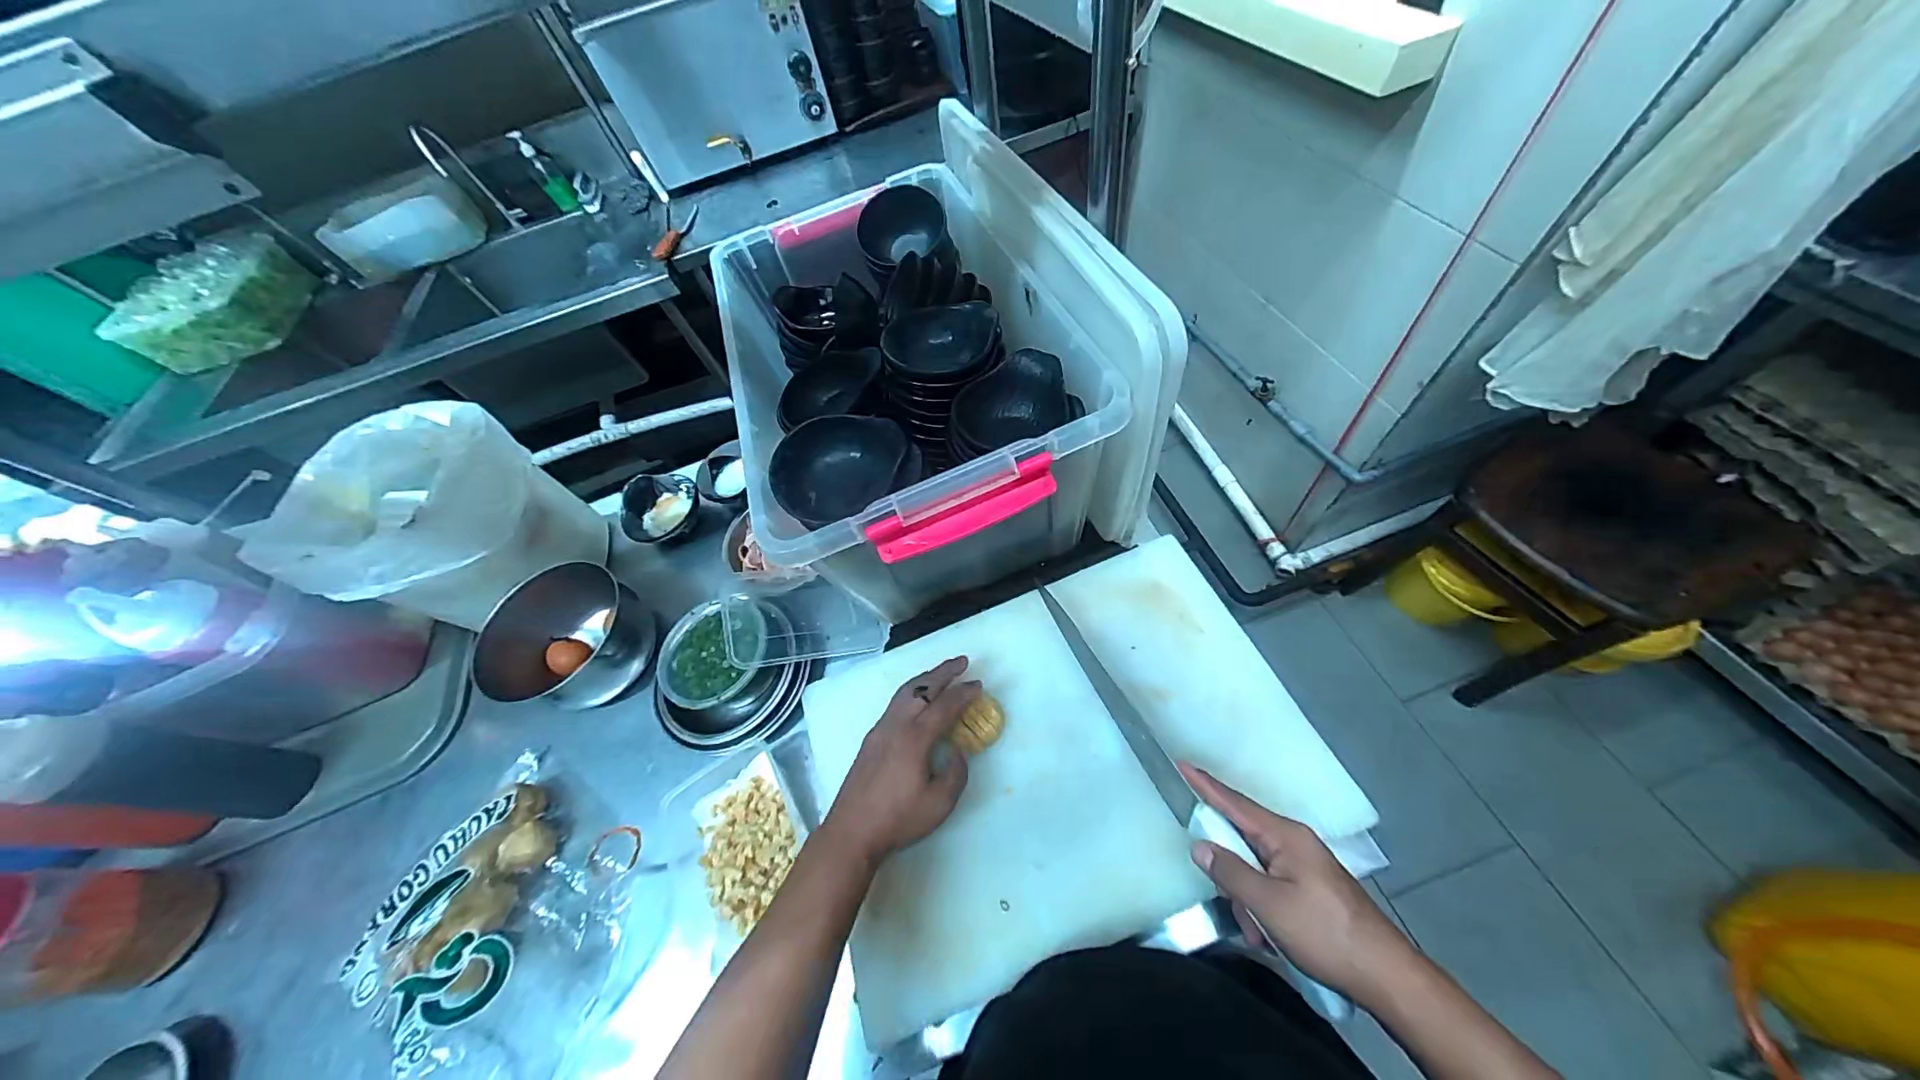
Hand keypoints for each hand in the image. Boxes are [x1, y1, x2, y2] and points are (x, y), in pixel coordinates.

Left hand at [819, 657, 979, 868]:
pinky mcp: (871, 738)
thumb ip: (955, 775)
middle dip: (943, 672)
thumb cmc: (898, 819)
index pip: (944, 706)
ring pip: (904, 692)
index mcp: (915, 738)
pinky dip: (912, 691)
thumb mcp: (939, 804)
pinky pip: (895, 703)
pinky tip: (917, 699)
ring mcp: (880, 730)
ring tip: (941, 673)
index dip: (963, 694)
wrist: (852, 831)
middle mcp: (896, 726)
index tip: (978, 686)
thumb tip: (959, 753)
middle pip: (922, 688)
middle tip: (963, 662)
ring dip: (925, 678)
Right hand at [1180, 762, 1418, 1000]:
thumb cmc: (1325, 933)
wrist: (1385, 975)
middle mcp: (1295, 843)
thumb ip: (1230, 872)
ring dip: (1249, 902)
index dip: (1206, 785)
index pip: (1235, 803)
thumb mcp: (1269, 905)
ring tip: (1261, 935)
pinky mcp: (1310, 888)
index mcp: (1286, 836)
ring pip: (1254, 871)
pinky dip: (1264, 910)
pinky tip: (1271, 937)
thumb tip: (1201, 846)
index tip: (1182, 763)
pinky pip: (1270, 886)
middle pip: (1242, 842)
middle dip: (1231, 877)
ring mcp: (1304, 866)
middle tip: (1238, 909)